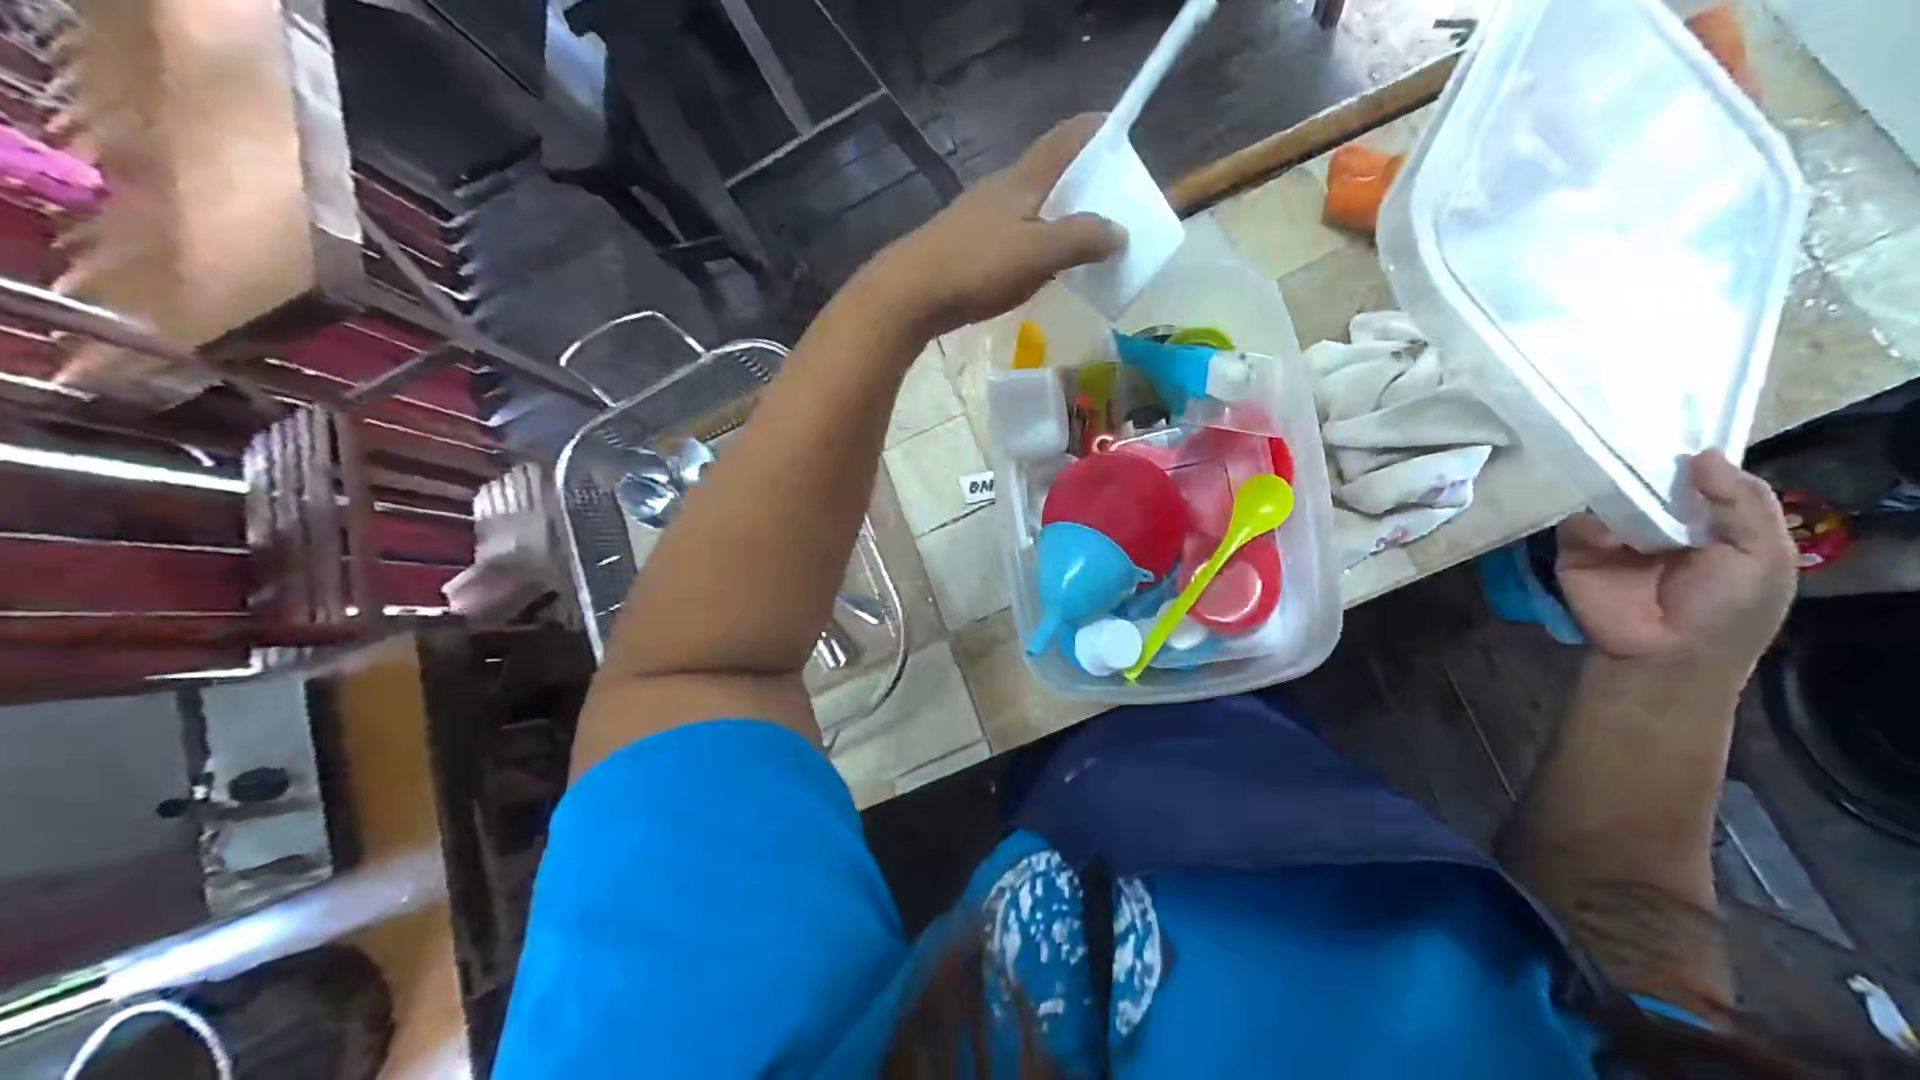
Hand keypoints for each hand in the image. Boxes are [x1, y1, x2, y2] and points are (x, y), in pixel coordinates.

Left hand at [856, 114, 1126, 337]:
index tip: (1123, 137)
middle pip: (1049, 172)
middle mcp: (1000, 189)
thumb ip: (1082, 239)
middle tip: (1112, 205)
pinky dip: (1034, 242)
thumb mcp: (1039, 253)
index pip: (1066, 138)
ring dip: (1058, 216)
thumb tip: (1119, 232)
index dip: (1096, 130)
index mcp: (1022, 179)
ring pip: (1029, 206)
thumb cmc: (977, 266)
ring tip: (1082, 242)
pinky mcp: (964, 245)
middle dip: (1082, 181)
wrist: (908, 295)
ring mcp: (978, 217)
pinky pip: (1011, 234)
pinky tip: (1038, 269)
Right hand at [1556, 450, 1795, 670]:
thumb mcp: (1761, 555)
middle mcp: (1662, 528)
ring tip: (1626, 501)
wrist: (1664, 654)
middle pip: (1650, 485)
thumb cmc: (1726, 608)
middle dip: (1647, 468)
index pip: (1702, 483)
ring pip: (1608, 499)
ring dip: (1615, 496)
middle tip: (1644, 450)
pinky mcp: (1576, 553)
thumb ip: (1742, 502)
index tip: (1684, 439)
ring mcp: (1616, 540)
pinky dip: (1587, 527)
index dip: (1697, 462)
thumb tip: (1702, 454)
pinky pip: (1575, 525)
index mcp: (1712, 526)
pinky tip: (1605, 540)